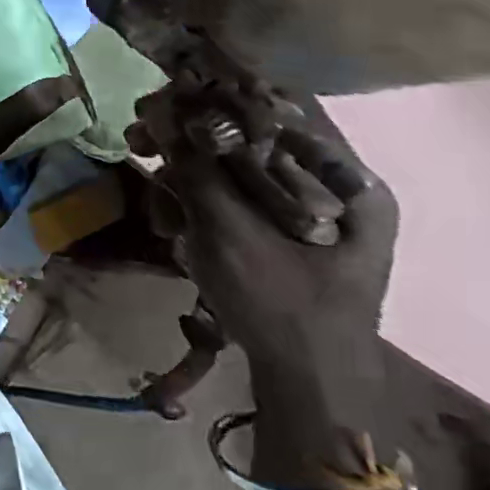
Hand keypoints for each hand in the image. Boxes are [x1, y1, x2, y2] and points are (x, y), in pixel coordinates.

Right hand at [132, 85, 398, 489]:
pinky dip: (203, 204)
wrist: (310, 395)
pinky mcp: (286, 234)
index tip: (167, 97)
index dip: (219, 95)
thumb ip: (196, 169)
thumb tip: (159, 110)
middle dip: (191, 142)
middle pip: (253, 137)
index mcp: (348, 177)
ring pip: (239, 169)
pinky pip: (239, 200)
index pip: (279, 106)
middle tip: (142, 138)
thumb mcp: (232, 234)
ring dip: (189, 176)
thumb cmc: (282, 309)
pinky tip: (174, 223)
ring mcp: (312, 212)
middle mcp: (336, 184)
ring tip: (157, 200)